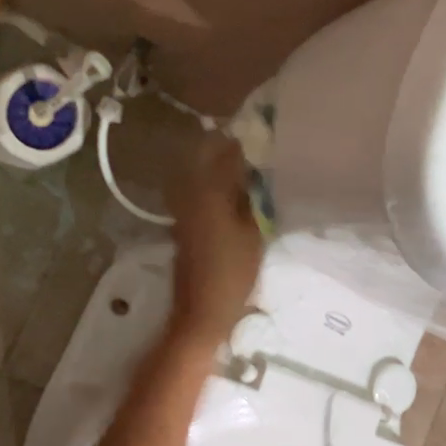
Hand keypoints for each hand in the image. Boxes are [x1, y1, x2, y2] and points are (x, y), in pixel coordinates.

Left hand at [165, 136, 263, 342]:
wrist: (201, 312)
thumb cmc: (233, 274)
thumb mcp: (254, 233)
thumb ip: (254, 199)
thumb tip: (257, 174)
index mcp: (209, 192)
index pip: (225, 153)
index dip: (243, 141)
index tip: (263, 134)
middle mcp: (190, 194)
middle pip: (208, 160)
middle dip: (229, 151)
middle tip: (257, 149)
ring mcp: (183, 210)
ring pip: (201, 176)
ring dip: (220, 169)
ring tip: (248, 171)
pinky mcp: (183, 225)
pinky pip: (198, 194)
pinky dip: (214, 188)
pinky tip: (234, 196)